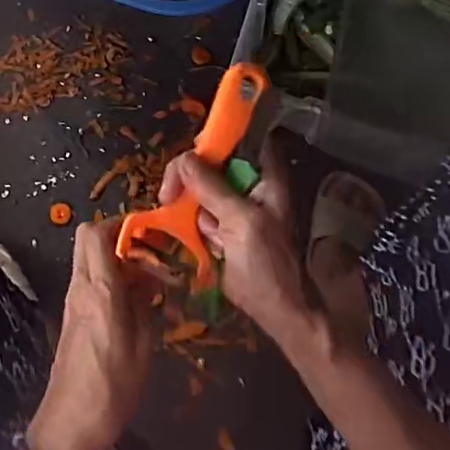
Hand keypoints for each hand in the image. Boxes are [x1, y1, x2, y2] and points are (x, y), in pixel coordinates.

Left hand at [26, 218, 154, 449]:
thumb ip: (145, 304)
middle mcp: (81, 285)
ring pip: (90, 257)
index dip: (120, 222)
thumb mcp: (143, 343)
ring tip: (152, 278)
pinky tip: (138, 300)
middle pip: (88, 238)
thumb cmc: (113, 385)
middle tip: (150, 251)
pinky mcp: (73, 313)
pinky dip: (112, 278)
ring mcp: (73, 298)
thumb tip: (149, 280)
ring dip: (117, 257)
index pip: (96, 232)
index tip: (149, 230)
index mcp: (99, 288)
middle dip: (119, 235)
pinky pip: (91, 279)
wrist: (73, 420)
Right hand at [159, 144, 314, 342]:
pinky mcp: (222, 227)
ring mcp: (235, 207)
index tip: (193, 148)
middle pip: (214, 161)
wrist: (279, 313)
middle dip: (190, 173)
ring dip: (187, 200)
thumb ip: (213, 188)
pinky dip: (189, 218)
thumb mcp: (241, 222)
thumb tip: (185, 158)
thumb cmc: (270, 266)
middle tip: (169, 191)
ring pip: (201, 187)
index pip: (245, 140)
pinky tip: (190, 230)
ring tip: (178, 214)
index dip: (220, 136)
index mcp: (266, 179)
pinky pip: (198, 211)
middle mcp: (251, 187)